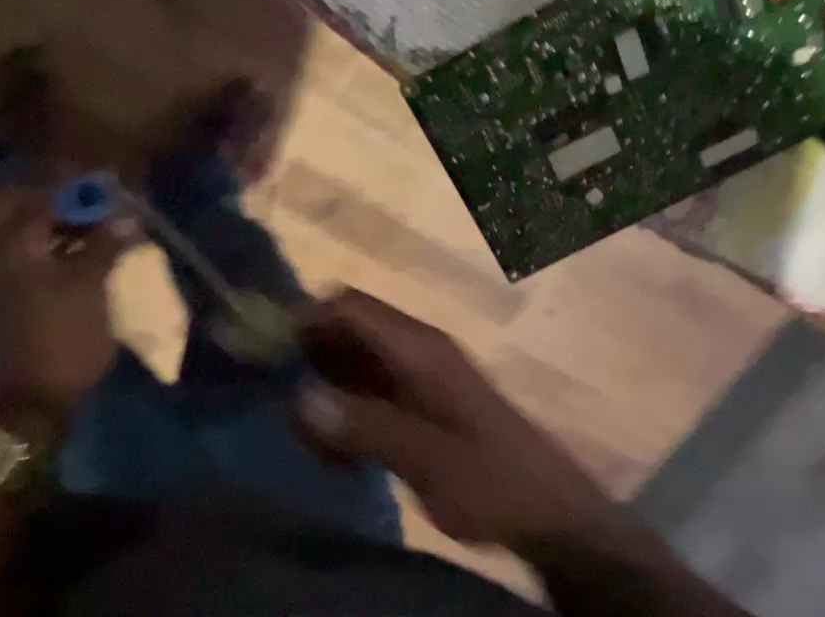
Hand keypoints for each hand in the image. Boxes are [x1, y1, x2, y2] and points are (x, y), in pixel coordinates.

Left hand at [0, 187, 137, 420]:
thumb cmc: (63, 337)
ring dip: (59, 224)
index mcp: (14, 244)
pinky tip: (89, 255)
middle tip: (91, 201)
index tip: (103, 182)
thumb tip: (128, 215)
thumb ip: (105, 244)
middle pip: (19, 208)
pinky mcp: (14, 298)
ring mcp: (4, 277)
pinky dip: (57, 248)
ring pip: (28, 233)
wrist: (32, 404)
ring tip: (101, 226)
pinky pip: (33, 256)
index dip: (72, 186)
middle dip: (55, 200)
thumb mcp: (90, 286)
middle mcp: (1, 252)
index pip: (39, 195)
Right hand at [293, 290, 628, 551]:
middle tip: (285, 406)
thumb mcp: (427, 458)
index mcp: (418, 347)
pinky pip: (366, 391)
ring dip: (325, 392)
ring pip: (351, 362)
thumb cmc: (494, 481)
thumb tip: (300, 397)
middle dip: (308, 360)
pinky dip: (345, 412)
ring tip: (314, 442)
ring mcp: (418, 375)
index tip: (268, 352)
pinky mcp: (420, 403)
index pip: (348, 306)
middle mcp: (414, 349)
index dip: (305, 317)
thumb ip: (365, 426)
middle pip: (344, 330)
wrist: (555, 518)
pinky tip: (340, 454)